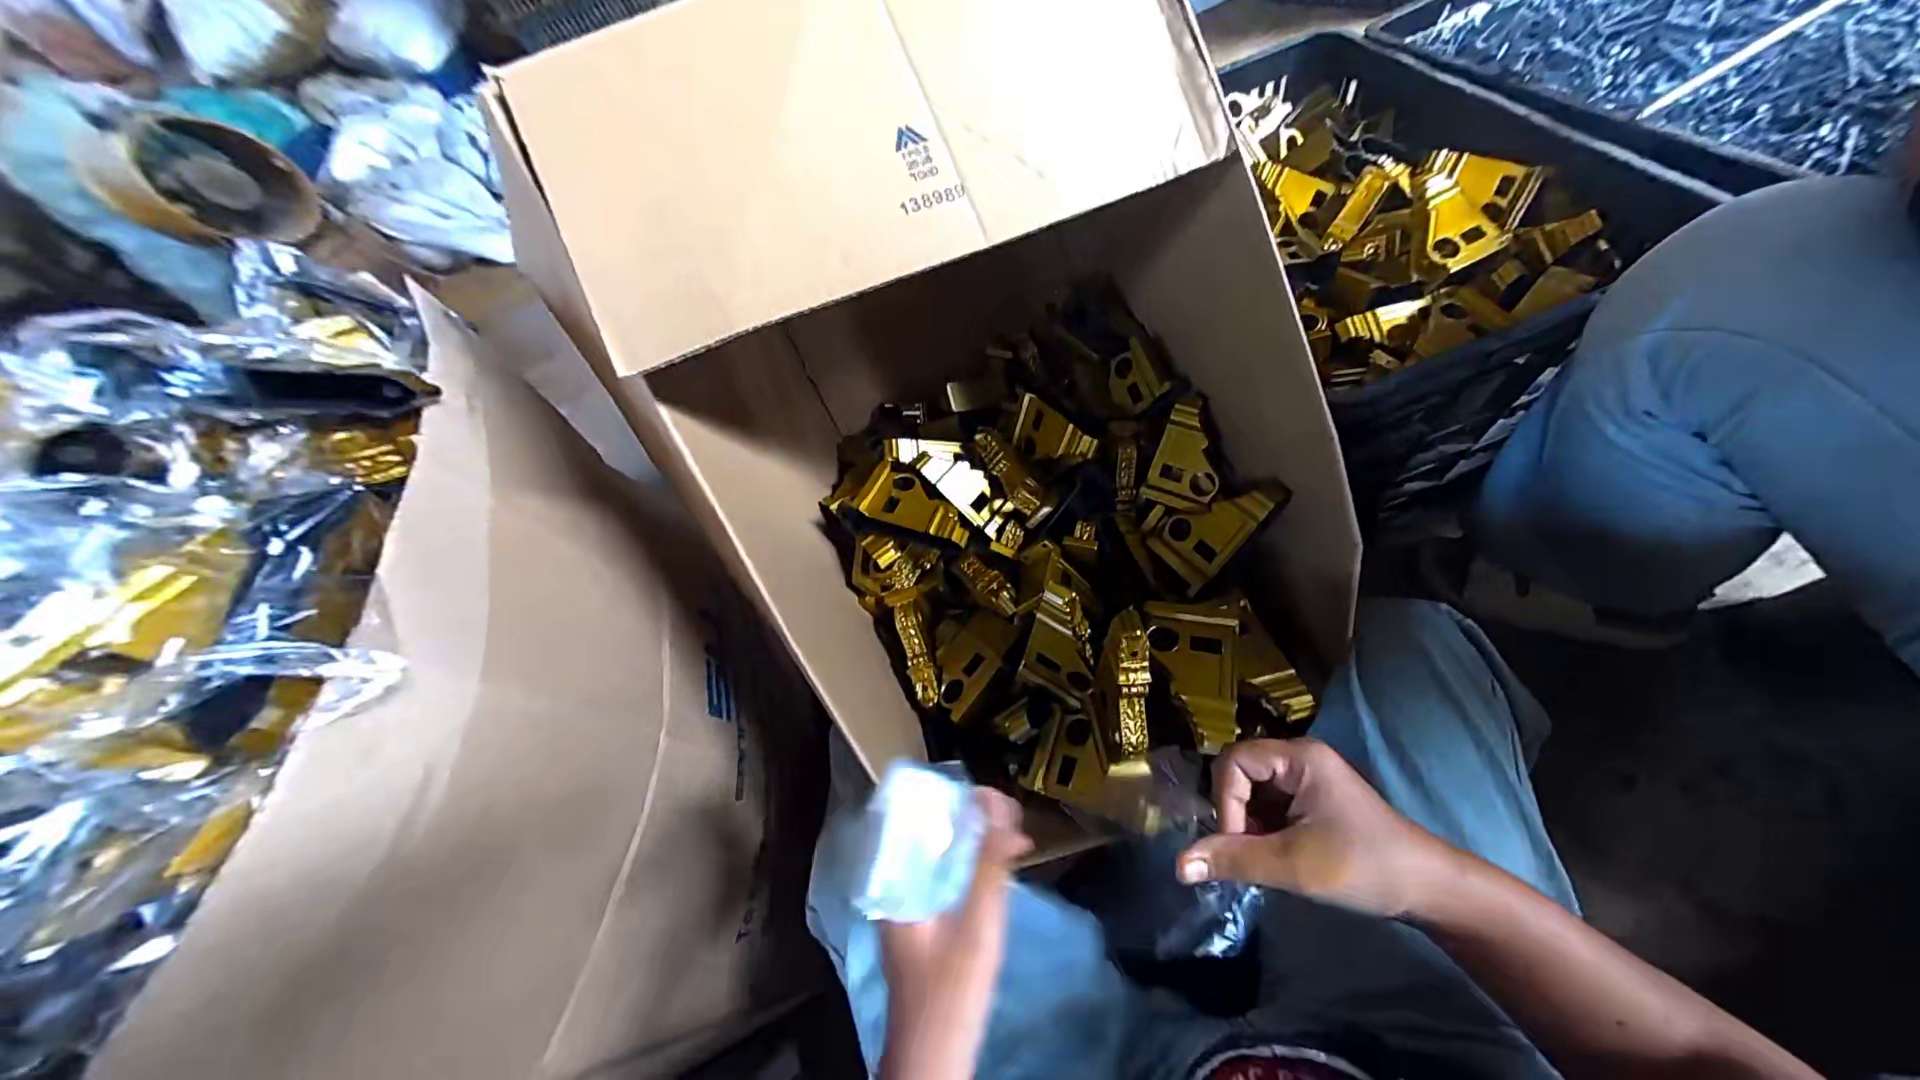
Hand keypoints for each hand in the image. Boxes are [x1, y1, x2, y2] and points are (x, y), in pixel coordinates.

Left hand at [877, 787, 1031, 1079]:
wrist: (933, 1060)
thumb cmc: (951, 991)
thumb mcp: (977, 923)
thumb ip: (988, 864)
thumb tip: (997, 804)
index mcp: (893, 879)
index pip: (916, 816)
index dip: (954, 798)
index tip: (994, 796)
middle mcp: (893, 885)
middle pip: (930, 833)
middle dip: (972, 818)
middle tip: (1012, 816)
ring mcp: (907, 905)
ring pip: (941, 854)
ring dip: (976, 841)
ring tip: (1014, 836)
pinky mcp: (922, 922)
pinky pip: (946, 876)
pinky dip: (973, 865)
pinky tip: (999, 867)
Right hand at [1176, 738, 1456, 918]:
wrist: (1431, 891)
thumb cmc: (1364, 867)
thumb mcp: (1294, 865)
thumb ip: (1234, 860)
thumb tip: (1178, 866)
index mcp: (1298, 757)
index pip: (1233, 762)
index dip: (1225, 800)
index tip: (1238, 842)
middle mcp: (1299, 758)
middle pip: (1239, 773)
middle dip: (1235, 813)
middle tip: (1249, 851)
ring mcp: (1306, 779)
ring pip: (1250, 792)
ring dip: (1248, 825)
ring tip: (1265, 857)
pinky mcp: (1310, 800)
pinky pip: (1267, 805)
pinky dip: (1262, 830)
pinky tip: (1276, 856)